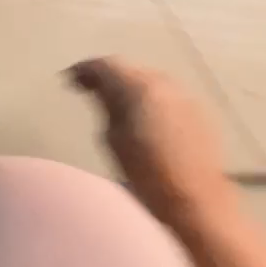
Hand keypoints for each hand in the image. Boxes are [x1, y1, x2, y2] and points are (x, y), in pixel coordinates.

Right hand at [68, 58, 237, 233]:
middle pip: (128, 69)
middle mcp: (164, 85)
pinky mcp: (198, 113)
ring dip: (127, 85)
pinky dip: (147, 96)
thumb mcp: (110, 136)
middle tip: (86, 89)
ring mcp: (185, 98)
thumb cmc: (144, 171)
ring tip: (111, 101)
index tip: (67, 80)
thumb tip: (97, 89)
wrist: (195, 201)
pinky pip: (165, 94)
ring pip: (148, 79)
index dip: (83, 69)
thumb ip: (105, 104)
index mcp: (139, 88)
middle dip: (106, 76)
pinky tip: (138, 112)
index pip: (105, 65)